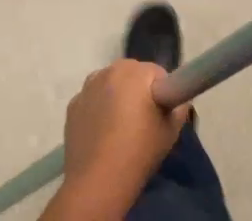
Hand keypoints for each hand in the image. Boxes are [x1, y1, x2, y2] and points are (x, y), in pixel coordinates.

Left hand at [57, 60, 190, 211]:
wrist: (98, 181)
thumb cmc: (139, 151)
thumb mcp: (171, 130)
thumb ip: (178, 107)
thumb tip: (175, 100)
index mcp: (134, 72)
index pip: (156, 73)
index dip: (162, 92)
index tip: (162, 113)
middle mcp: (108, 71)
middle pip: (131, 74)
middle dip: (139, 91)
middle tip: (144, 121)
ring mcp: (86, 88)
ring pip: (109, 85)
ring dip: (117, 97)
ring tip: (120, 128)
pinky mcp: (72, 106)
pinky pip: (92, 100)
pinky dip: (98, 109)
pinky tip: (102, 134)